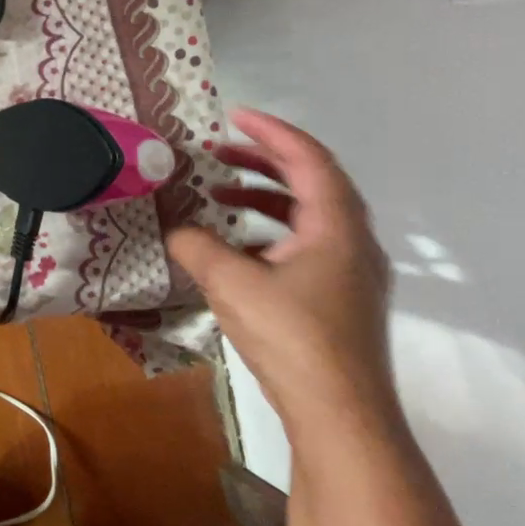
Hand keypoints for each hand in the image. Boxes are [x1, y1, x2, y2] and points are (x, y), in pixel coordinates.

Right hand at [166, 108, 395, 432]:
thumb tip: (173, 225)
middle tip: (215, 151)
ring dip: (261, 197)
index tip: (233, 116)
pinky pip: (301, 244)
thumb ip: (195, 243)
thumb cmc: (290, 334)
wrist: (337, 409)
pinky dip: (264, 230)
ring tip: (214, 193)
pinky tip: (228, 245)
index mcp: (337, 230)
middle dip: (263, 162)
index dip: (273, 134)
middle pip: (313, 185)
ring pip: (307, 216)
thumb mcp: (229, 280)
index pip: (311, 163)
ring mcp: (347, 274)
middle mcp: (352, 245)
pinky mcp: (334, 297)